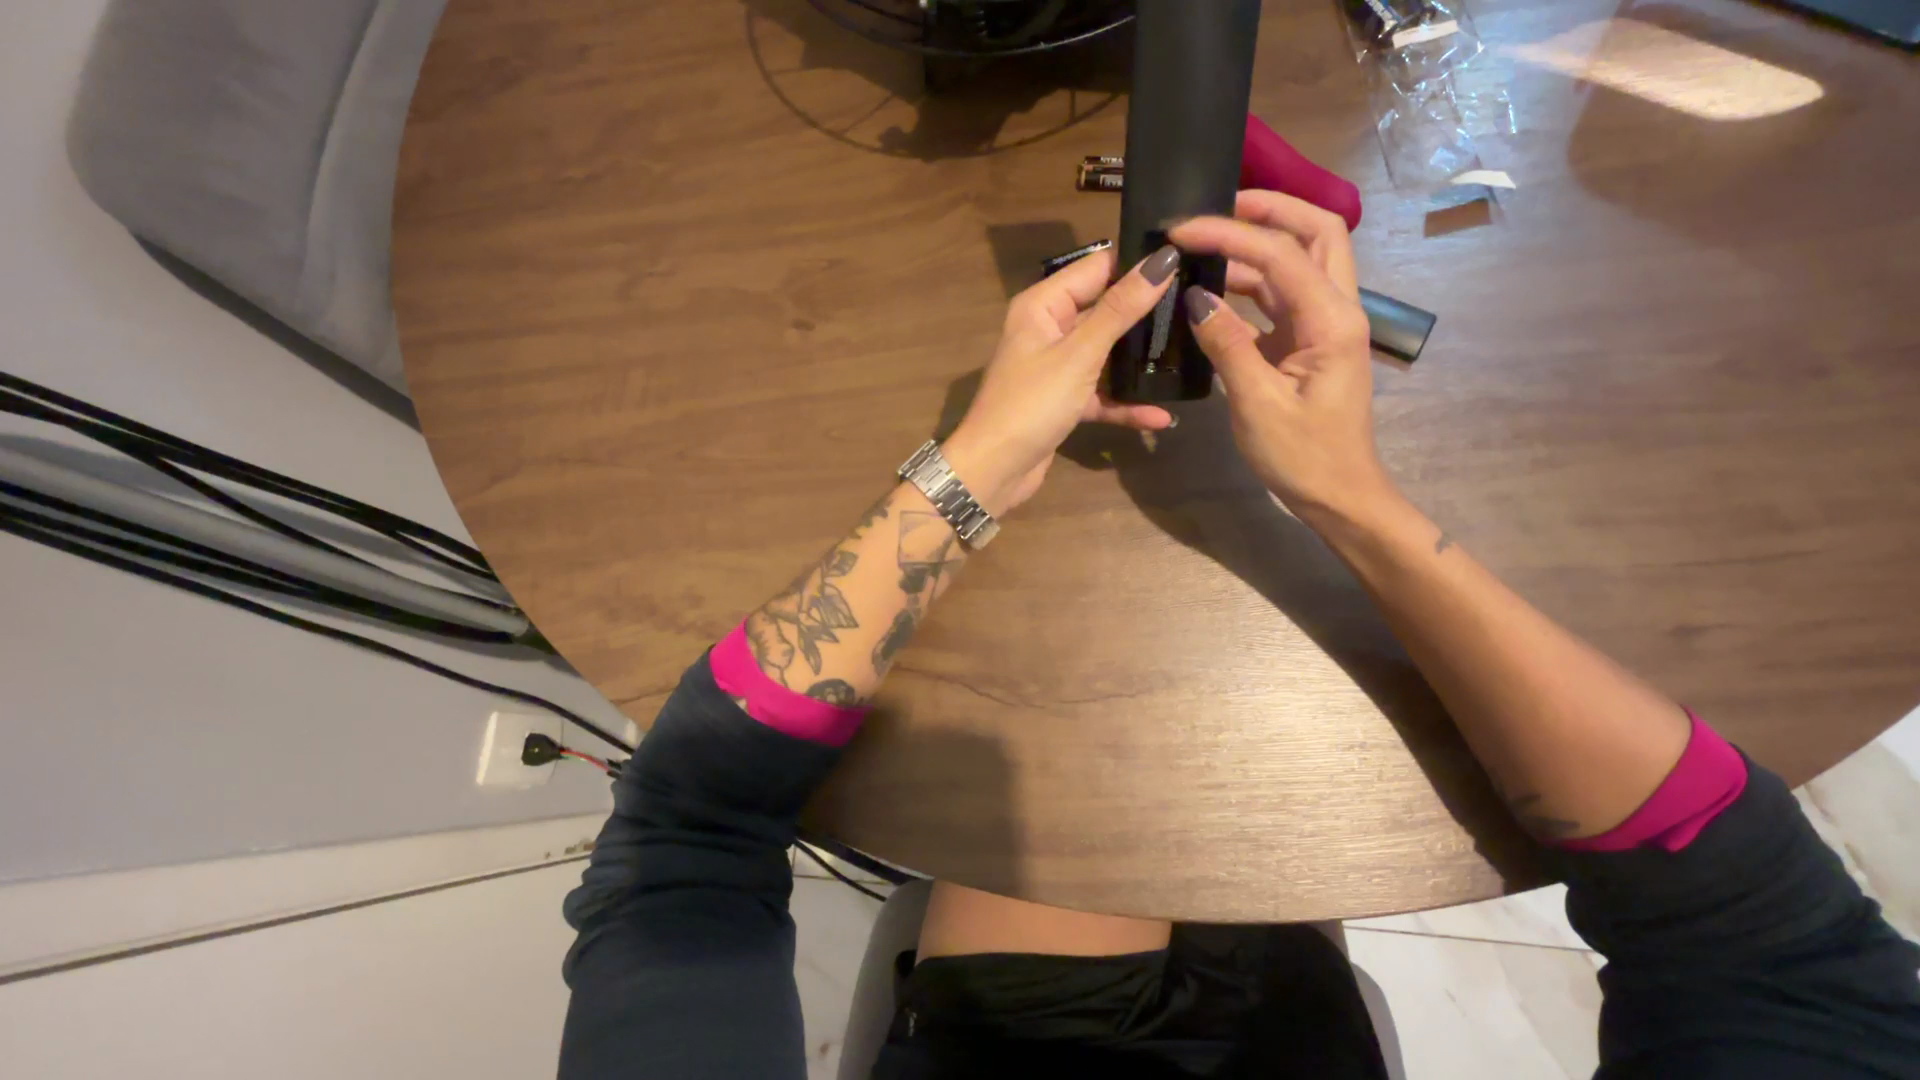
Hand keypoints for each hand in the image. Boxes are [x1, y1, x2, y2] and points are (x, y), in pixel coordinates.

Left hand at [942, 246, 1181, 515]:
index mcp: (1043, 305)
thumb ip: (1120, 309)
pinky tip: (1161, 416)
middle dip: (1147, 312)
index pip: (1097, 267)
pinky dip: (1126, 404)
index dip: (1137, 263)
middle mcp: (1049, 329)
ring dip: (1141, 361)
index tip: (1187, 262)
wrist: (995, 470)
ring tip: (1191, 352)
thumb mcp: (1080, 353)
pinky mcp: (1064, 401)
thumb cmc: (1032, 403)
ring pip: (1107, 354)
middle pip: (1105, 309)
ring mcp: (1056, 367)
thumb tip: (1162, 260)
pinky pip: (1102, 394)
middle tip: (1198, 308)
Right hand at [1169, 191, 1394, 523]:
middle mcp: (1337, 310)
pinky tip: (1214, 286)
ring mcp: (1324, 324)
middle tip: (1218, 205)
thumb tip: (1195, 297)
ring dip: (1258, 244)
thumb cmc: (1303, 456)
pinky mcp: (1307, 341)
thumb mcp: (1256, 404)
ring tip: (1205, 241)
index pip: (1283, 254)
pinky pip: (1282, 295)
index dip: (1231, 234)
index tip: (1183, 230)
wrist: (1338, 494)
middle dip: (1271, 210)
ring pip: (1301, 260)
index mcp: (1332, 322)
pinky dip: (1251, 281)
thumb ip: (1227, 344)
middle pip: (1318, 232)